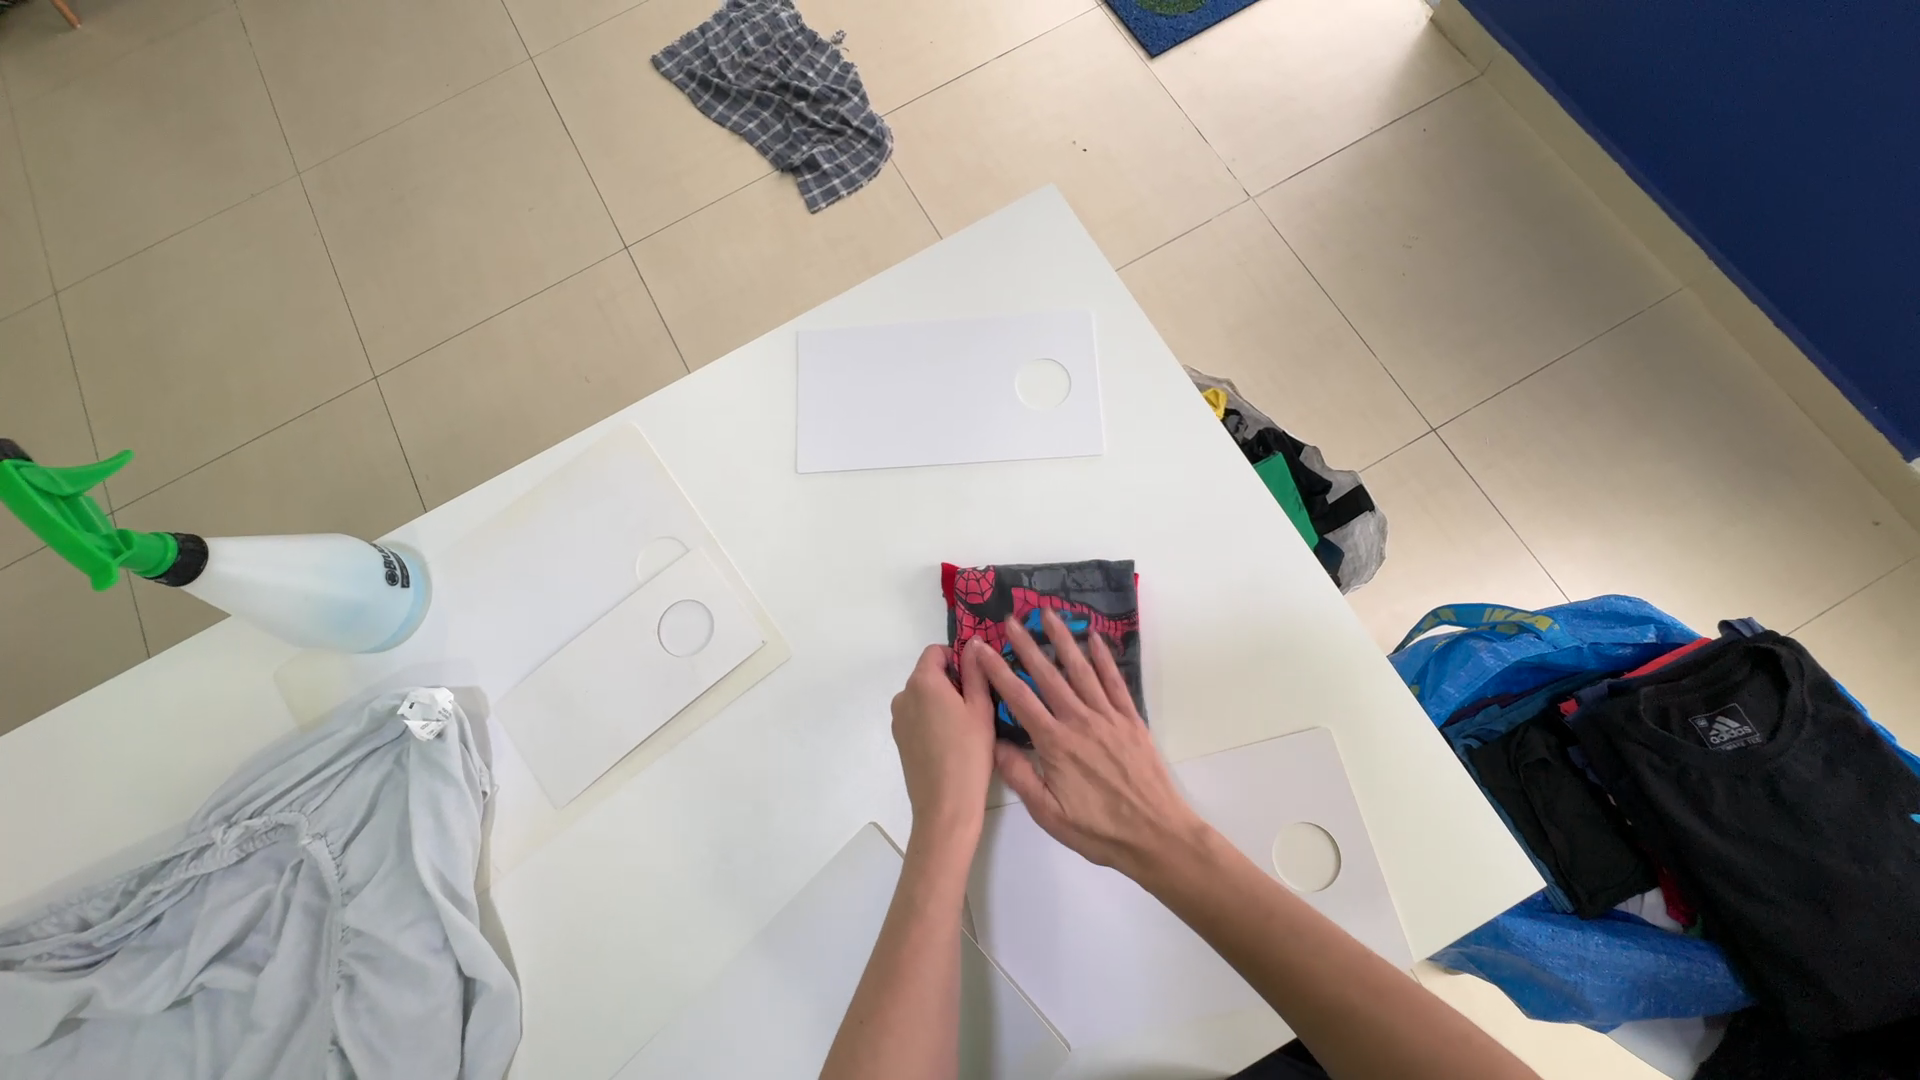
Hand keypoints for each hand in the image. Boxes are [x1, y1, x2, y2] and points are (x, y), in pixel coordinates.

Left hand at [890, 643, 996, 845]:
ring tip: (965, 728)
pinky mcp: (899, 739)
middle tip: (976, 707)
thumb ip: (976, 671)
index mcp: (923, 682)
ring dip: (941, 702)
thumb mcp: (981, 708)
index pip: (936, 652)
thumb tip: (974, 643)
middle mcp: (903, 696)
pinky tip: (950, 743)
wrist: (946, 806)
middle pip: (928, 674)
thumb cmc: (969, 753)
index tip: (976, 680)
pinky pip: (917, 717)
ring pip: (923, 697)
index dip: (957, 659)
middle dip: (951, 682)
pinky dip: (932, 720)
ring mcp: (898, 719)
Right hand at [982, 610, 1208, 878]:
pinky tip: (1094, 639)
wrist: (1156, 836)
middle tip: (1011, 620)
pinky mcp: (1131, 721)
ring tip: (1049, 615)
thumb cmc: (1098, 831)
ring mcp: (1108, 718)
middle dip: (1027, 645)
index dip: (998, 671)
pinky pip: (1115, 682)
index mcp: (1055, 744)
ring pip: (1081, 670)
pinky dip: (1103, 659)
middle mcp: (1080, 721)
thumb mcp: (1048, 813)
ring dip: (1063, 640)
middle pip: (1048, 675)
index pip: (1019, 699)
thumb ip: (1019, 775)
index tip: (981, 648)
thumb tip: (993, 743)